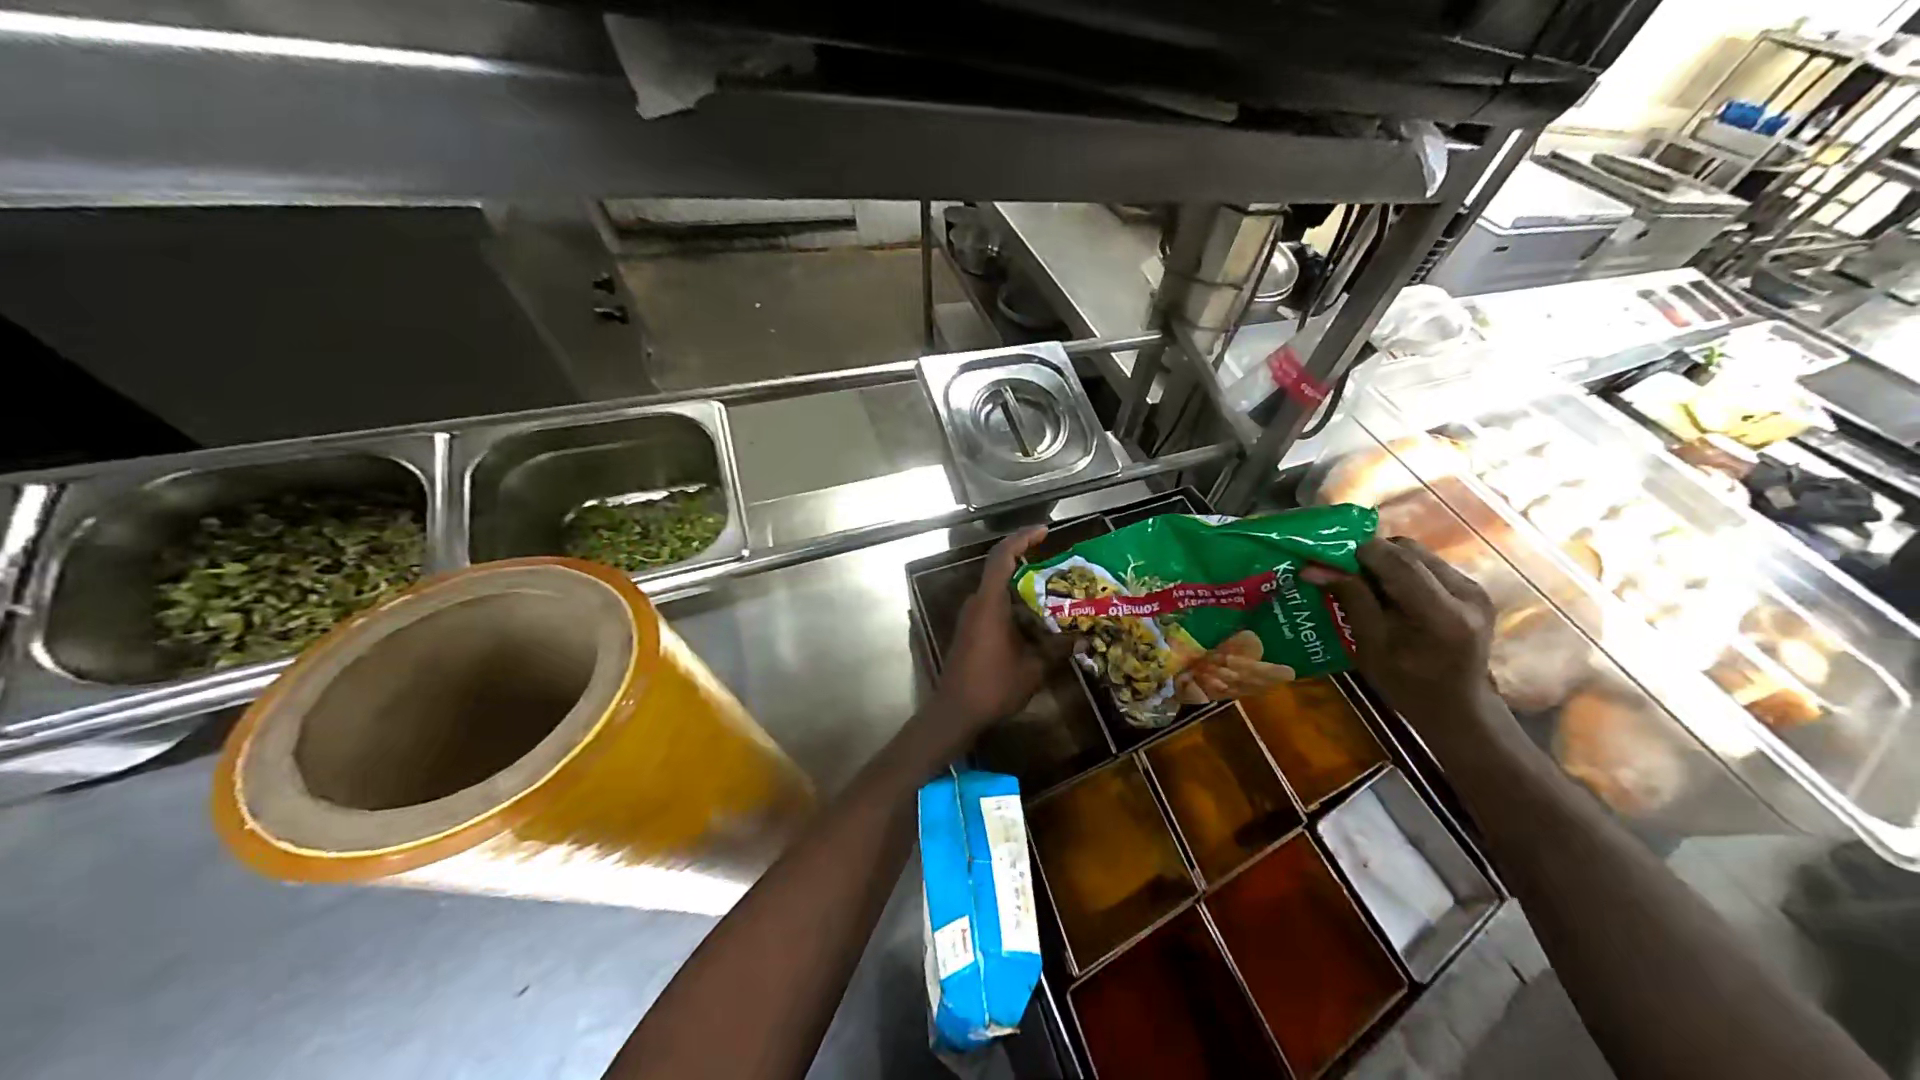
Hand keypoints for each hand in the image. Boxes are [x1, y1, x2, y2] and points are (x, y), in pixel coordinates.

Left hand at [934, 526, 1050, 732]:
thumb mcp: (1033, 667)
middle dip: (1029, 565)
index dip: (1022, 538)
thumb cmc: (993, 685)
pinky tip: (1038, 623)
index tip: (1044, 531)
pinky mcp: (970, 632)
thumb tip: (1085, 639)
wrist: (955, 712)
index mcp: (989, 603)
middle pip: (1001, 571)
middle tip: (1060, 568)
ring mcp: (970, 618)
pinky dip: (1016, 608)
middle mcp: (976, 603)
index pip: (1002, 556)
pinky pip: (995, 608)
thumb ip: (1057, 648)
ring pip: (1000, 593)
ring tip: (1056, 598)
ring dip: (1025, 592)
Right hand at [1302, 537, 1499, 728]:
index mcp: (1441, 614)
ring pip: (1419, 553)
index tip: (1330, 561)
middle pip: (1409, 550)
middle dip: (1373, 555)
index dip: (1360, 552)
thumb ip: (1350, 600)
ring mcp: (1475, 590)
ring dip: (1388, 562)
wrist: (1458, 708)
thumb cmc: (1408, 686)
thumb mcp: (1370, 647)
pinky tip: (1391, 594)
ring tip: (1368, 586)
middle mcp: (1466, 594)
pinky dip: (1403, 571)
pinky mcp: (1474, 590)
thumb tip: (1313, 568)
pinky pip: (1429, 565)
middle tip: (1346, 575)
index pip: (1399, 561)